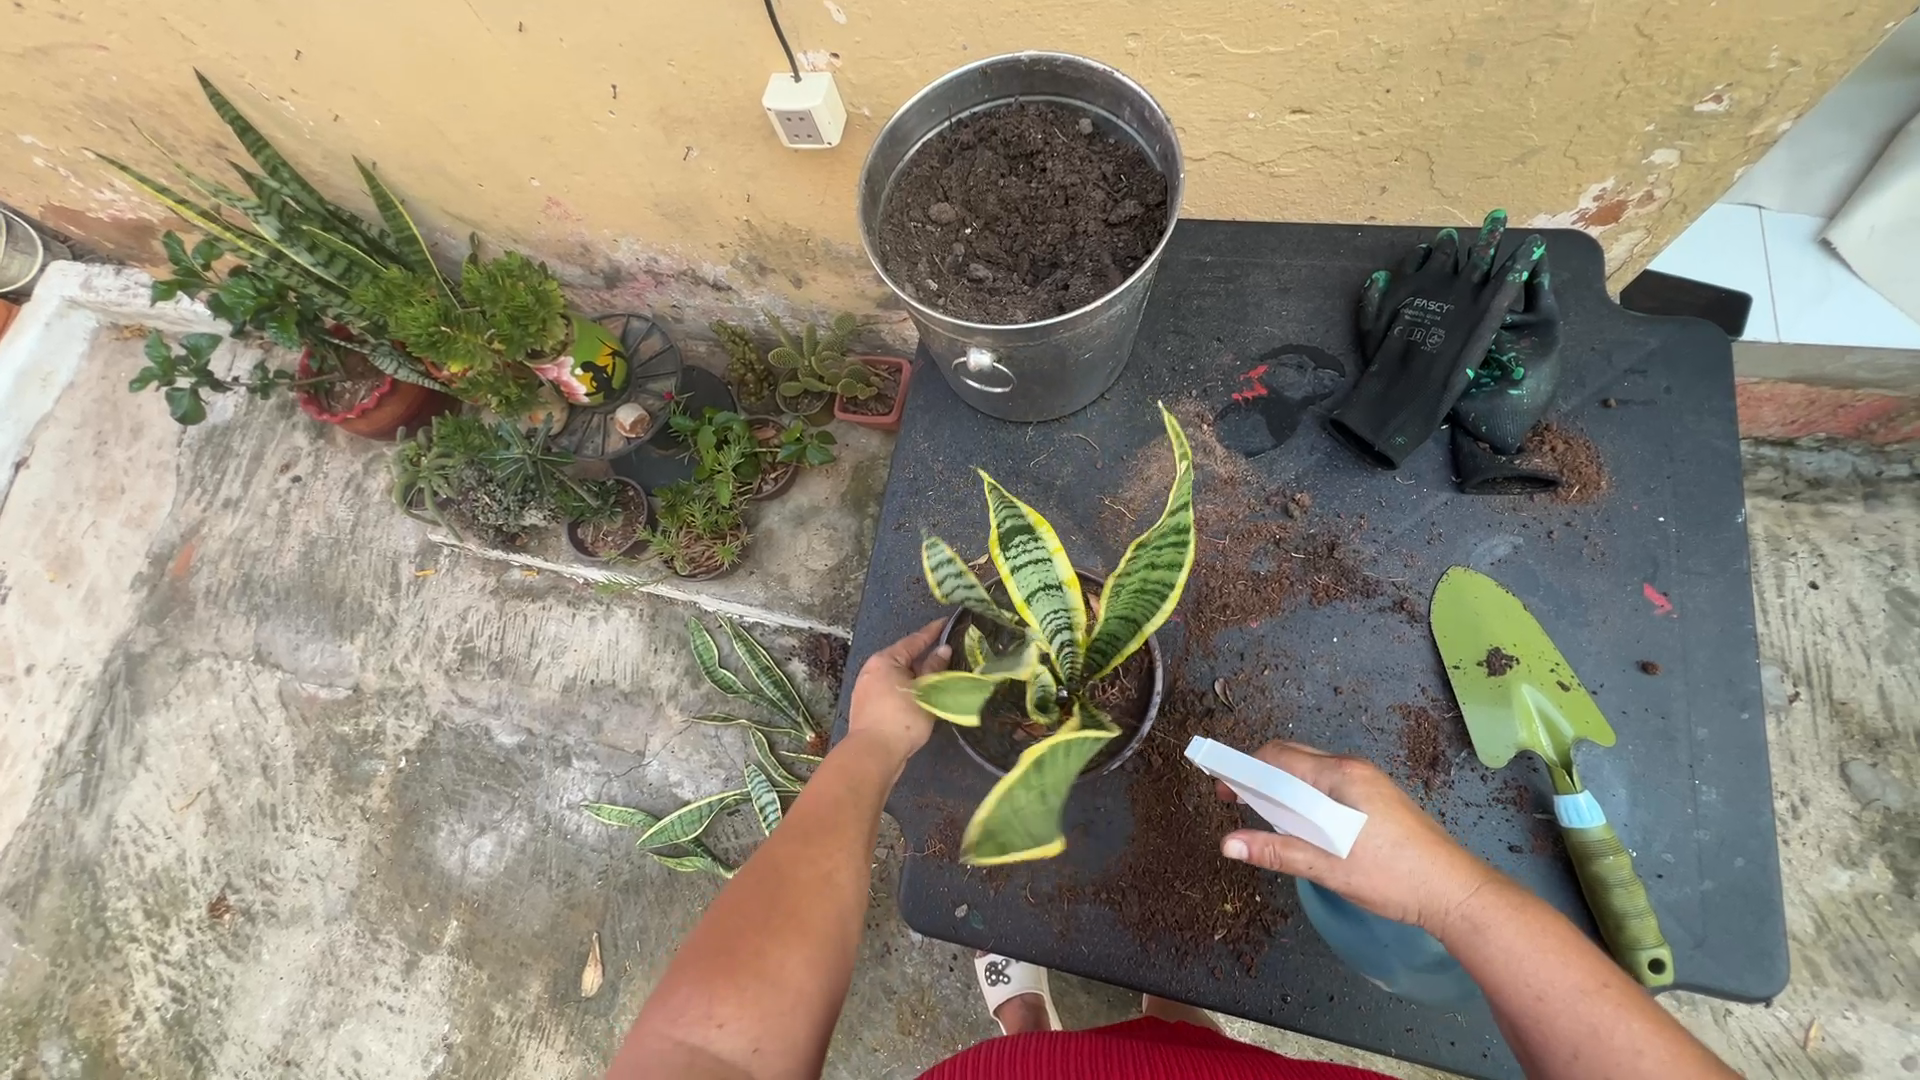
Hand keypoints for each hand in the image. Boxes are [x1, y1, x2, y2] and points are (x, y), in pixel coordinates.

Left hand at [846, 620, 950, 762]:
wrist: (873, 754)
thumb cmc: (901, 718)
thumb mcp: (925, 691)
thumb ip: (934, 669)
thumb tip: (943, 649)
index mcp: (885, 660)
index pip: (914, 640)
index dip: (932, 632)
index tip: (946, 622)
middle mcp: (872, 670)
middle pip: (904, 659)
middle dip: (925, 658)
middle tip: (948, 654)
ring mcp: (867, 690)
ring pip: (899, 677)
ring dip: (917, 678)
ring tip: (938, 679)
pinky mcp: (868, 709)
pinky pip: (893, 692)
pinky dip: (908, 691)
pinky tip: (921, 699)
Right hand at [1216, 741, 1500, 935]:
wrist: (1460, 894)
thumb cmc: (1394, 879)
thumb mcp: (1329, 867)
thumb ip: (1277, 850)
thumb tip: (1227, 843)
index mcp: (1339, 776)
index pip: (1277, 756)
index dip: (1243, 769)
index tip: (1222, 791)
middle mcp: (1351, 767)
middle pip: (1291, 756)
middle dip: (1259, 774)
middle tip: (1239, 803)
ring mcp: (1367, 779)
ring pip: (1309, 769)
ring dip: (1282, 785)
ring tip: (1267, 816)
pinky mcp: (1376, 795)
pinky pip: (1327, 782)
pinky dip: (1303, 793)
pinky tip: (1304, 823)